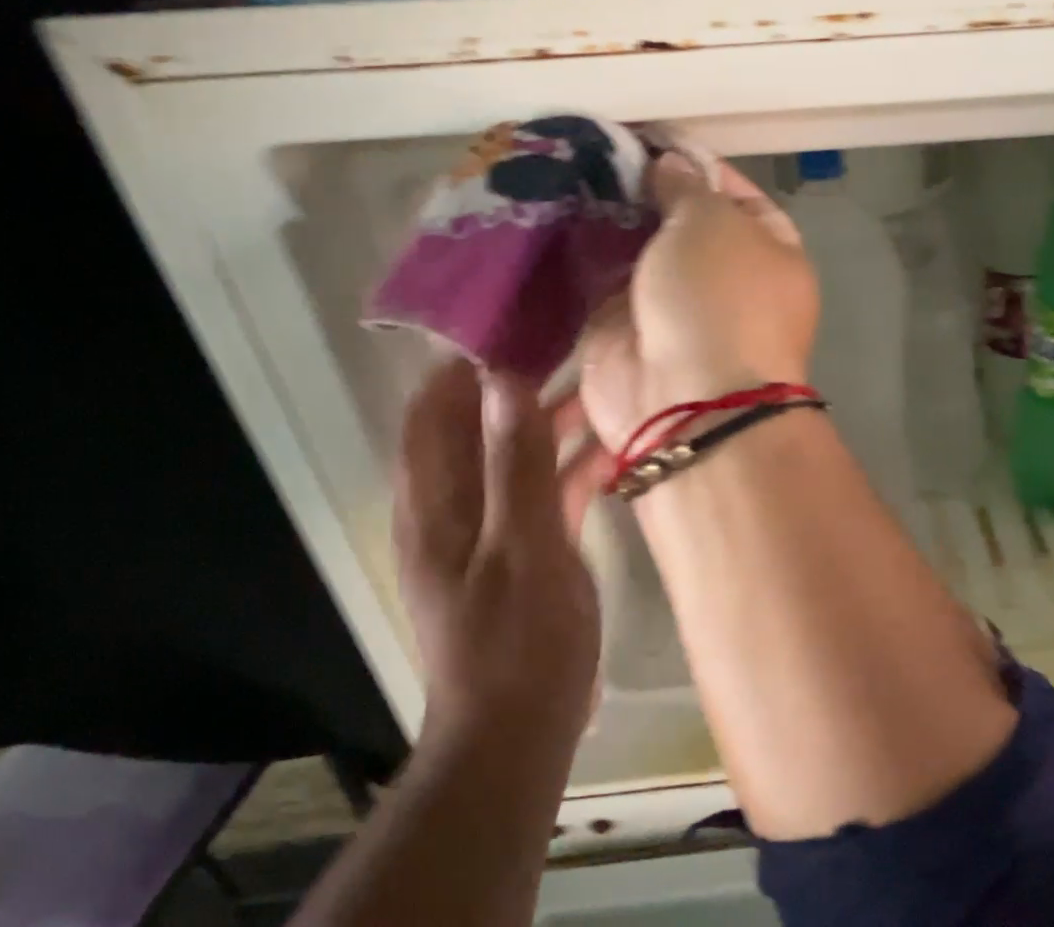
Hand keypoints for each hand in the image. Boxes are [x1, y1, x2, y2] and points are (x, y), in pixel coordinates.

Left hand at [392, 360, 609, 761]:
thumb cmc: (516, 643)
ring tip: (605, 383)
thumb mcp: (523, 549)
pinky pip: (547, 494)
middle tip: (575, 342)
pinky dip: (574, 468)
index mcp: (436, 504)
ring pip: (518, 459)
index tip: (515, 321)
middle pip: (478, 428)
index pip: (434, 411)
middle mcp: (456, 509)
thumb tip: (505, 378)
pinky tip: (619, 451)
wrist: (519, 732)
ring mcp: (493, 533)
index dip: (463, 363)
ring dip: (552, 422)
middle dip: (517, 383)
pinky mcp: (526, 555)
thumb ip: (517, 464)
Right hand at [579, 154, 819, 449]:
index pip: (741, 197)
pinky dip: (578, 261)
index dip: (702, 166)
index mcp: (773, 255)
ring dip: (605, 225)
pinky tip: (547, 219)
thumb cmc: (719, 300)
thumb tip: (672, 165)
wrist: (687, 401)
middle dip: (643, 195)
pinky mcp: (624, 335)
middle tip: (594, 154)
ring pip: (637, 256)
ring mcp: (676, 311)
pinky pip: (599, 288)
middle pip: (683, 227)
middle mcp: (728, 283)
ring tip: (562, 174)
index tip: (654, 140)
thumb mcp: (712, 223)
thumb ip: (688, 189)